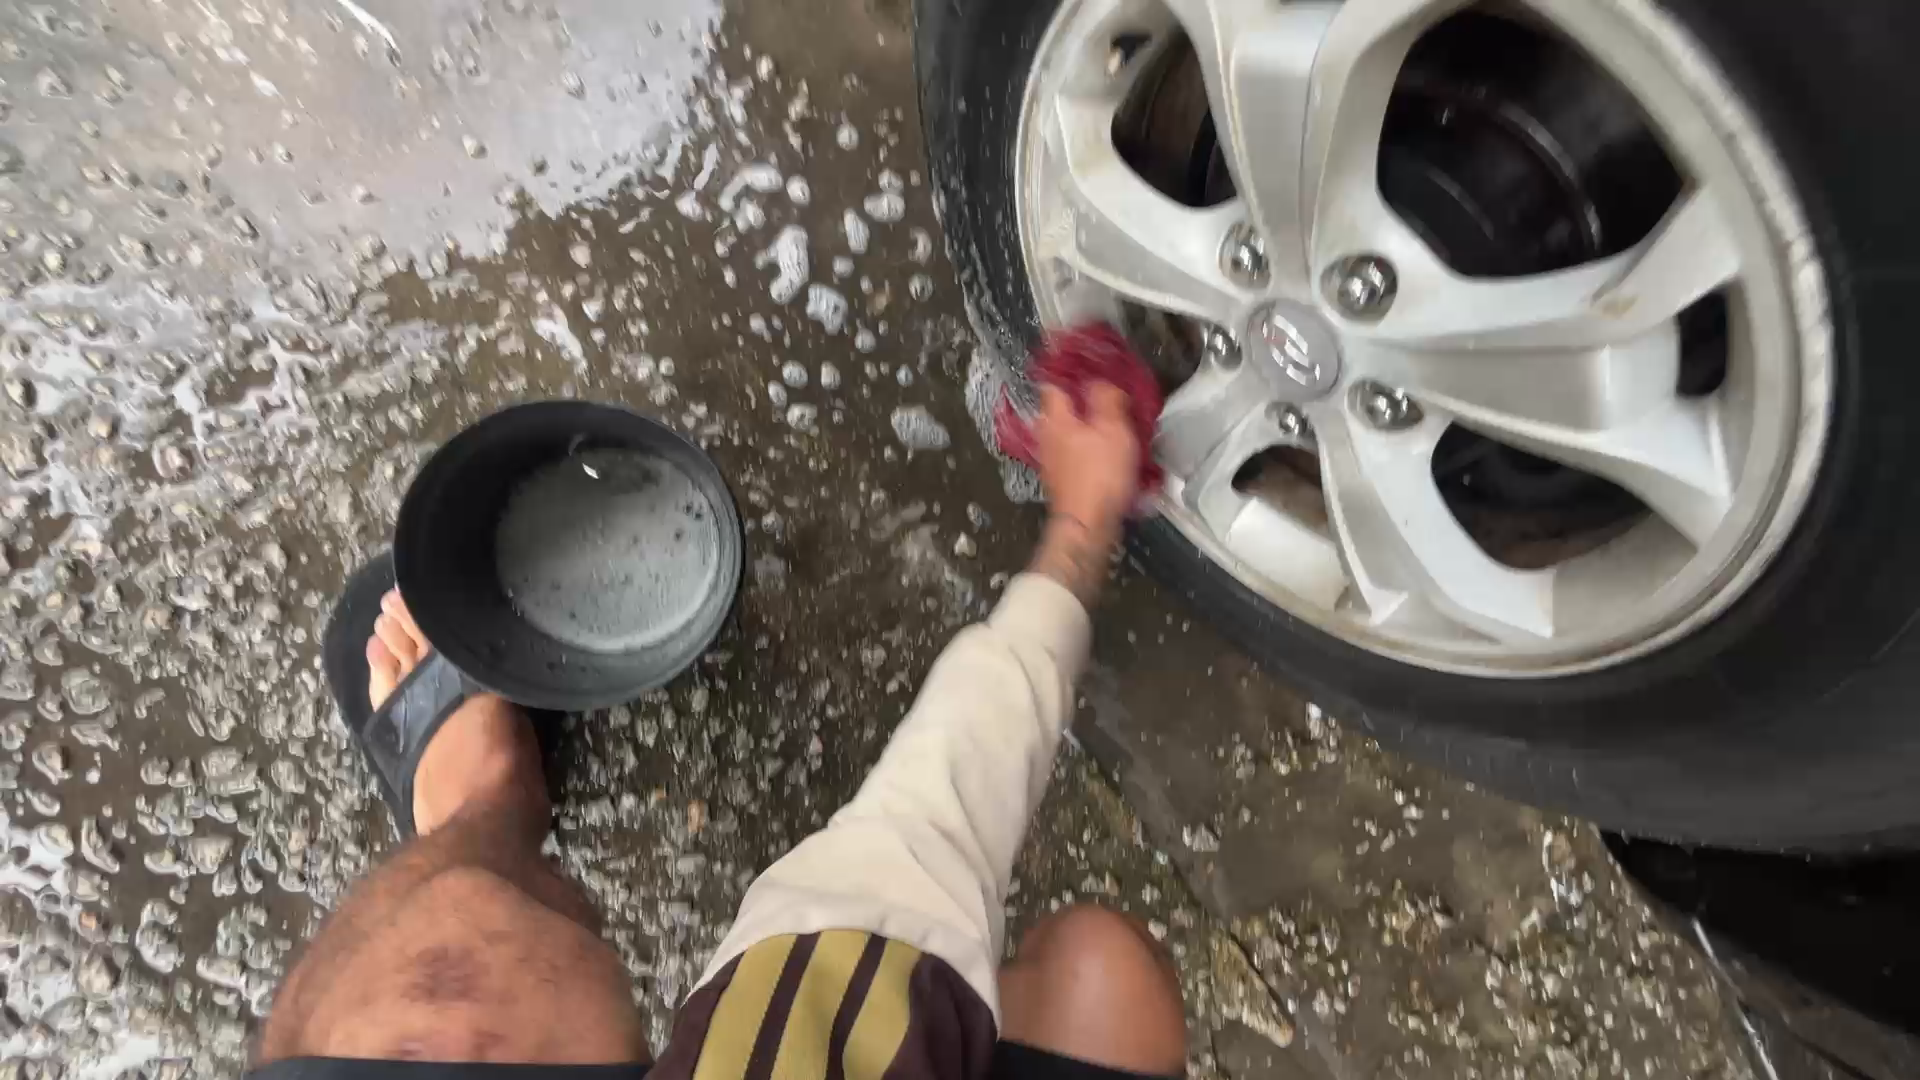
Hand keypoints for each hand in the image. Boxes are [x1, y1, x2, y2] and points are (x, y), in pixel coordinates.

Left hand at [1027, 381, 1142, 606]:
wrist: (1088, 525)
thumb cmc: (1099, 476)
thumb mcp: (1112, 429)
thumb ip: (1106, 399)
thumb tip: (1100, 381)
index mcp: (1054, 418)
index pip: (1053, 383)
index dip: (1067, 370)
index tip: (1083, 361)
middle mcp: (1046, 436)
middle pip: (1060, 407)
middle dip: (1080, 398)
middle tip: (1103, 390)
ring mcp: (1051, 459)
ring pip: (1068, 430)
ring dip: (1085, 423)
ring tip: (1111, 419)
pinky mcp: (1061, 478)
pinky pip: (1074, 451)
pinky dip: (1087, 445)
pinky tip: (1106, 450)